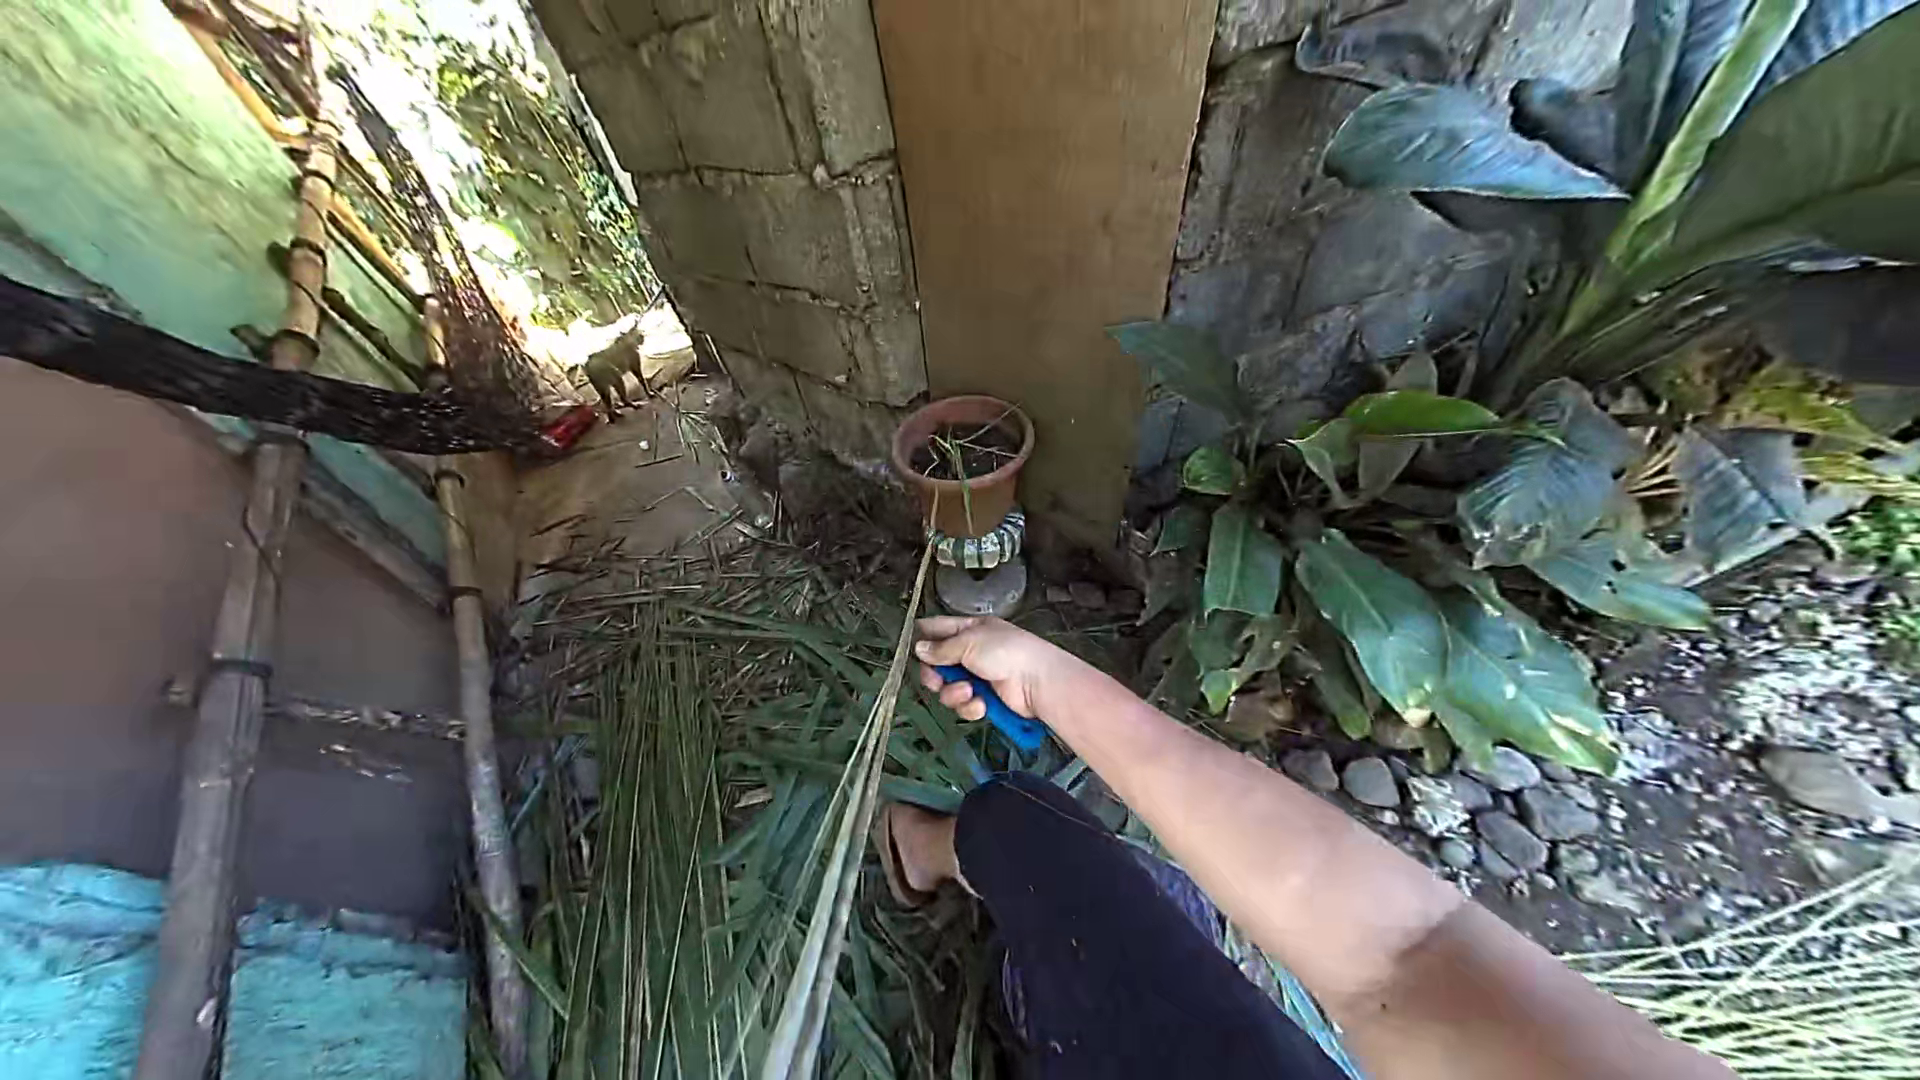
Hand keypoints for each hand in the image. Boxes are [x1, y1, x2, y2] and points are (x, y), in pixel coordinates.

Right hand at [914, 616, 1066, 721]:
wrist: (1037, 682)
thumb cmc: (1007, 652)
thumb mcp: (970, 642)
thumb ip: (942, 647)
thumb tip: (919, 649)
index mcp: (971, 629)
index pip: (938, 629)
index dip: (923, 638)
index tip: (909, 649)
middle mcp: (972, 651)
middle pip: (938, 665)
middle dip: (935, 675)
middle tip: (936, 680)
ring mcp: (978, 677)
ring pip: (948, 689)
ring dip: (954, 693)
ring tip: (969, 691)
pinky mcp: (984, 699)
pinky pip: (964, 705)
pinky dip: (970, 706)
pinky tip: (981, 703)